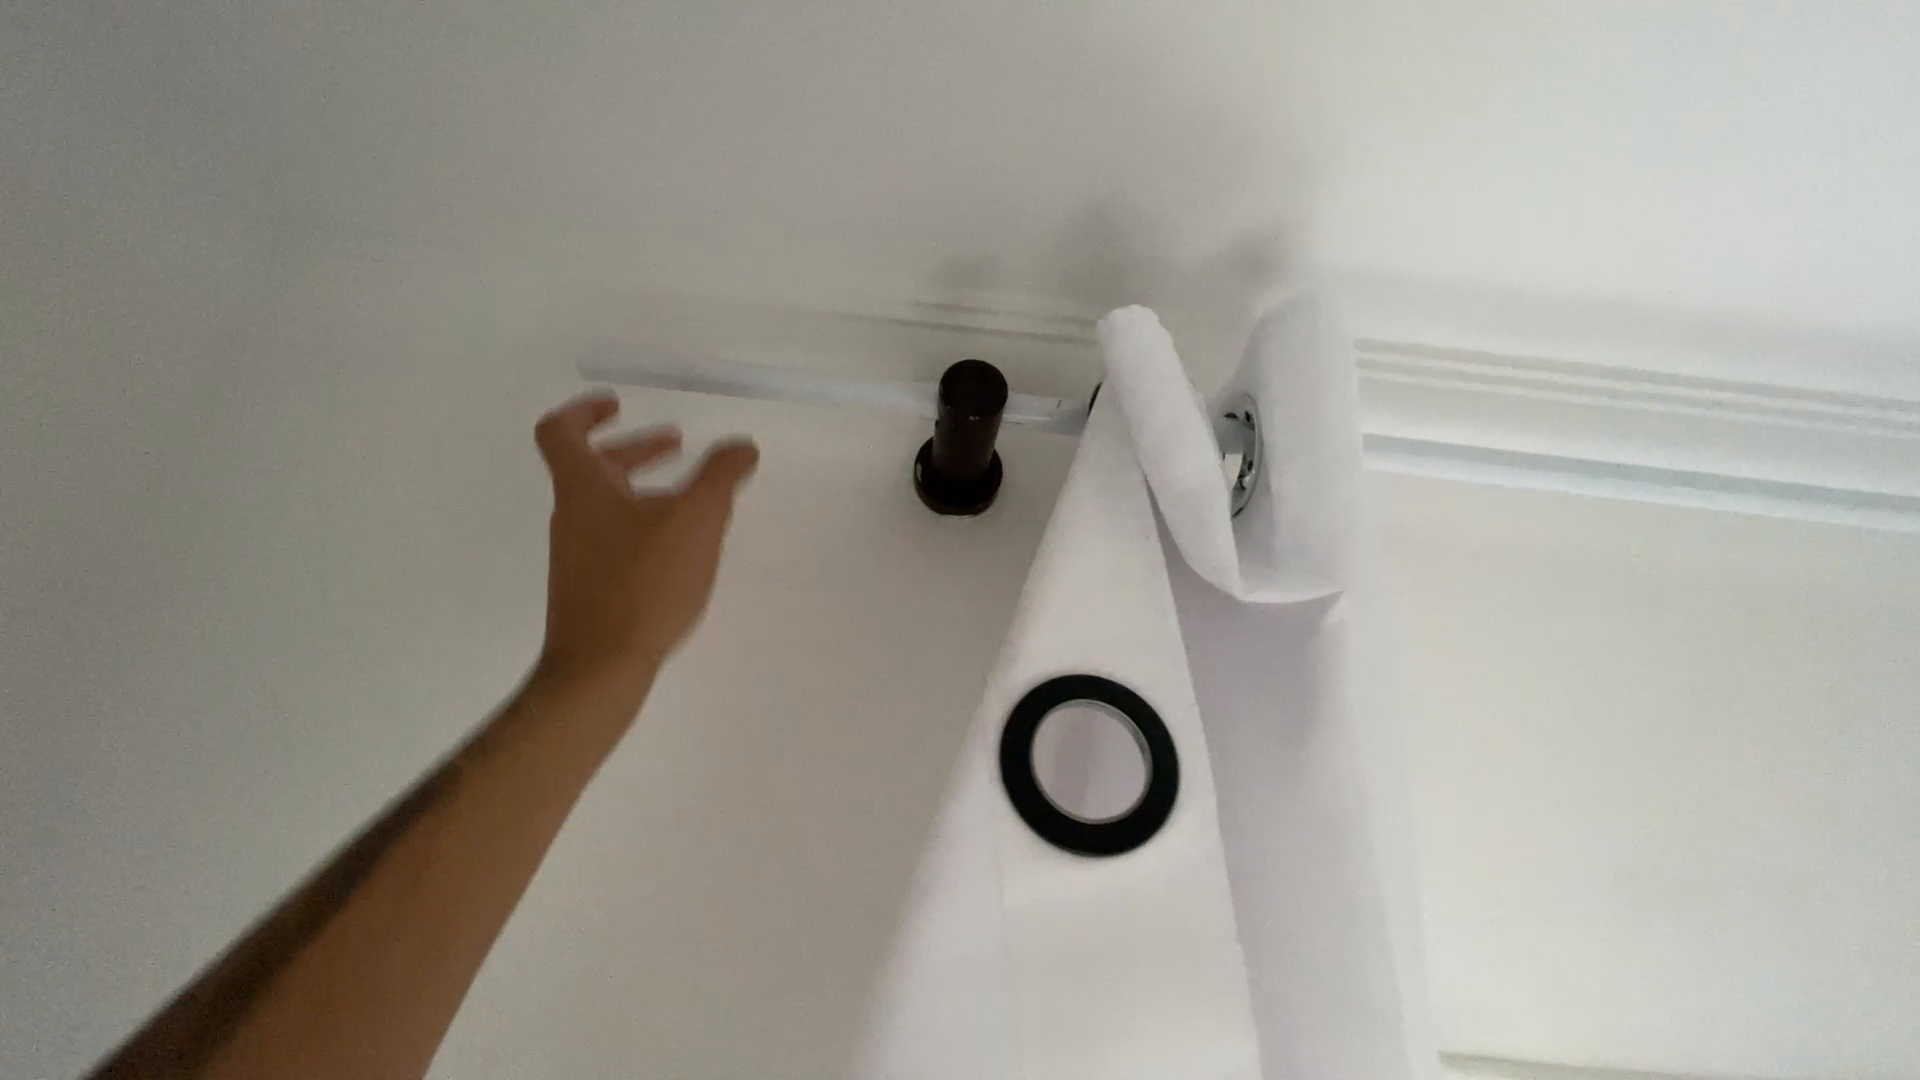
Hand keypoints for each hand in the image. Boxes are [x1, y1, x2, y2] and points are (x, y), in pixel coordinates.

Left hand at [532, 393, 758, 684]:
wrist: (601, 665)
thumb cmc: (644, 583)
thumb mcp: (696, 519)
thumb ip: (721, 476)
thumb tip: (741, 446)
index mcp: (584, 489)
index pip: (562, 432)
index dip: (585, 410)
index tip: (618, 403)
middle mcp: (573, 517)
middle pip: (593, 467)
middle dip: (637, 450)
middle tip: (676, 443)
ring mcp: (579, 556)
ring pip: (609, 505)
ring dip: (645, 488)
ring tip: (692, 498)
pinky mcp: (592, 588)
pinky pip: (617, 539)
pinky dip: (646, 524)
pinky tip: (682, 549)